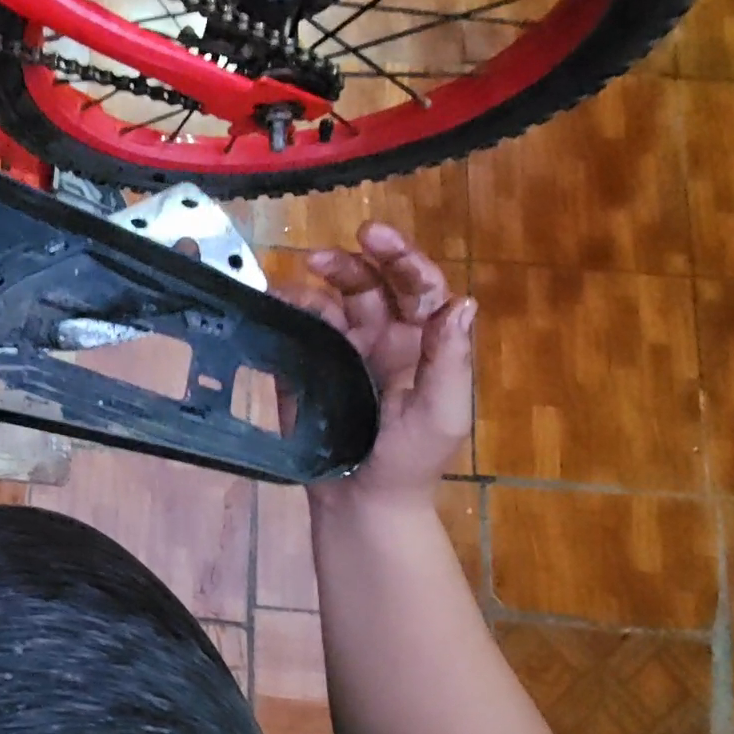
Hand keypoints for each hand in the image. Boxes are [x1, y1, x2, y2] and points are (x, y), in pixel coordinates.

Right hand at [277, 222, 475, 510]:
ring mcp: (344, 351)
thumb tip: (460, 303)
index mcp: (423, 343)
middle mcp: (385, 338)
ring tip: (288, 286)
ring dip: (312, 286)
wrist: (359, 499)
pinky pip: (299, 327)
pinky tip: (274, 305)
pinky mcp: (309, 365)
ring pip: (331, 301)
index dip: (400, 257)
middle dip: (348, 264)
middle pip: (370, 286)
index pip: (417, 288)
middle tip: (317, 257)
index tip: (371, 234)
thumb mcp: (441, 413)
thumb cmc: (408, 459)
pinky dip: (287, 310)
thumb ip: (450, 361)